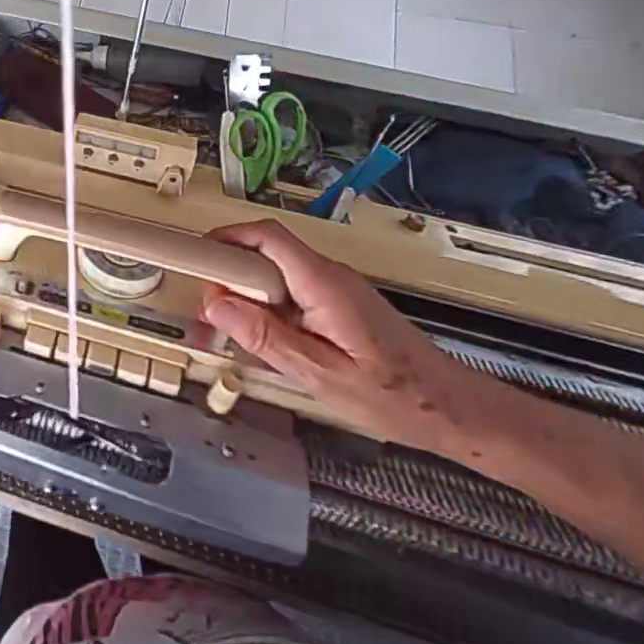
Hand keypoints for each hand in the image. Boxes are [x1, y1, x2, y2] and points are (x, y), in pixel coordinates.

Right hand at [199, 220, 494, 459]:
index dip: (227, 238)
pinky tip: (266, 338)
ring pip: (277, 272)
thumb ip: (266, 337)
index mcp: (324, 285)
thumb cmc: (394, 396)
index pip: (268, 237)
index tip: (197, 257)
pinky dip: (268, 306)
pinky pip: (291, 290)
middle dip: (230, 273)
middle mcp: (330, 276)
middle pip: (267, 252)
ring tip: (232, 329)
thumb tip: (218, 306)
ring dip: (247, 292)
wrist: (446, 405)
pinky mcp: (337, 302)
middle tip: (210, 311)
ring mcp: (335, 287)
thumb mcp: (319, 374)